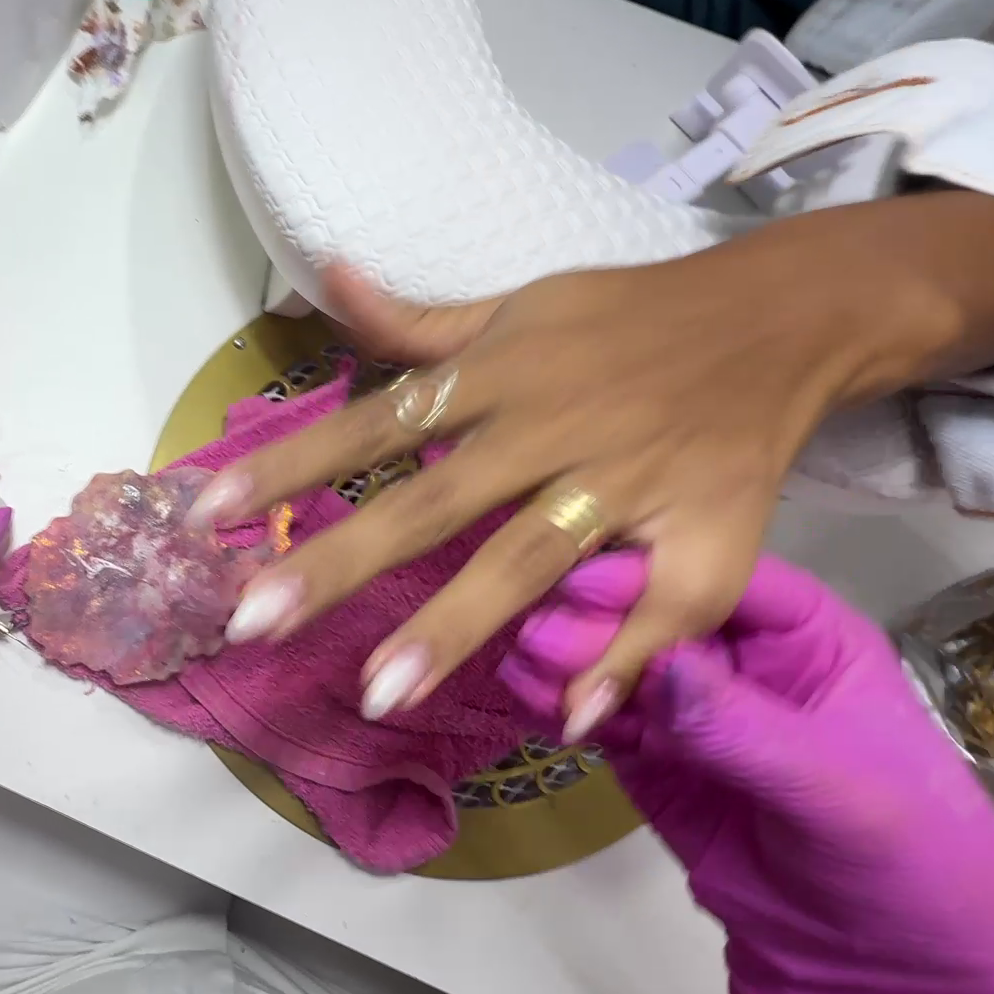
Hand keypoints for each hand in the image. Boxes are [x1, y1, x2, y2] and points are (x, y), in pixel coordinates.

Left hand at [193, 192, 993, 732]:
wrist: (785, 312)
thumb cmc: (616, 319)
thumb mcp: (508, 306)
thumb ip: (410, 319)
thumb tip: (326, 275)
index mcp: (493, 376)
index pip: (367, 424)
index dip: (286, 467)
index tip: (207, 513)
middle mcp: (545, 431)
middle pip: (427, 505)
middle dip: (336, 567)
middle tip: (250, 623)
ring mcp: (626, 485)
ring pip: (524, 559)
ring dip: (450, 631)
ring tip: (376, 696)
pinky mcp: (712, 531)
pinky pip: (666, 604)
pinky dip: (622, 661)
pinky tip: (569, 719)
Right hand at [500, 553, 993, 993]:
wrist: (859, 953)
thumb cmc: (899, 861)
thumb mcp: (843, 794)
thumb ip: (750, 729)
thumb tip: (664, 666)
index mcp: (800, 638)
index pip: (721, 581)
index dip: (655, 572)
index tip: (583, 579)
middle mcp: (727, 653)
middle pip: (647, 613)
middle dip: (591, 623)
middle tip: (537, 637)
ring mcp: (674, 697)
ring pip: (605, 659)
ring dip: (559, 662)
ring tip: (522, 673)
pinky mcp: (636, 740)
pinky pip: (587, 710)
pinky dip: (552, 704)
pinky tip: (525, 702)